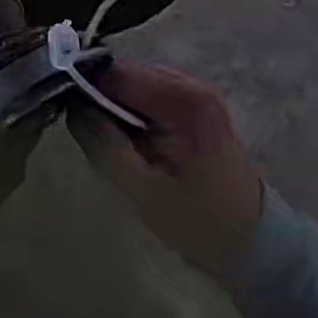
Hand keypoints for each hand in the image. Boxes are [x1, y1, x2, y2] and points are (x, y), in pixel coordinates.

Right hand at [68, 61, 263, 282]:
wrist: (255, 243)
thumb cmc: (201, 223)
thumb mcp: (145, 192)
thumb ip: (106, 146)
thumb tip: (74, 108)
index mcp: (184, 101)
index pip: (120, 74)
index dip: (87, 85)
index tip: (62, 105)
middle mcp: (193, 85)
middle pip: (130, 74)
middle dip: (102, 97)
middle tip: (83, 128)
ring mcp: (198, 93)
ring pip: (139, 84)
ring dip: (117, 105)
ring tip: (103, 136)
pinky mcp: (198, 106)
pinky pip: (153, 95)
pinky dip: (134, 110)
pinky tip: (129, 138)